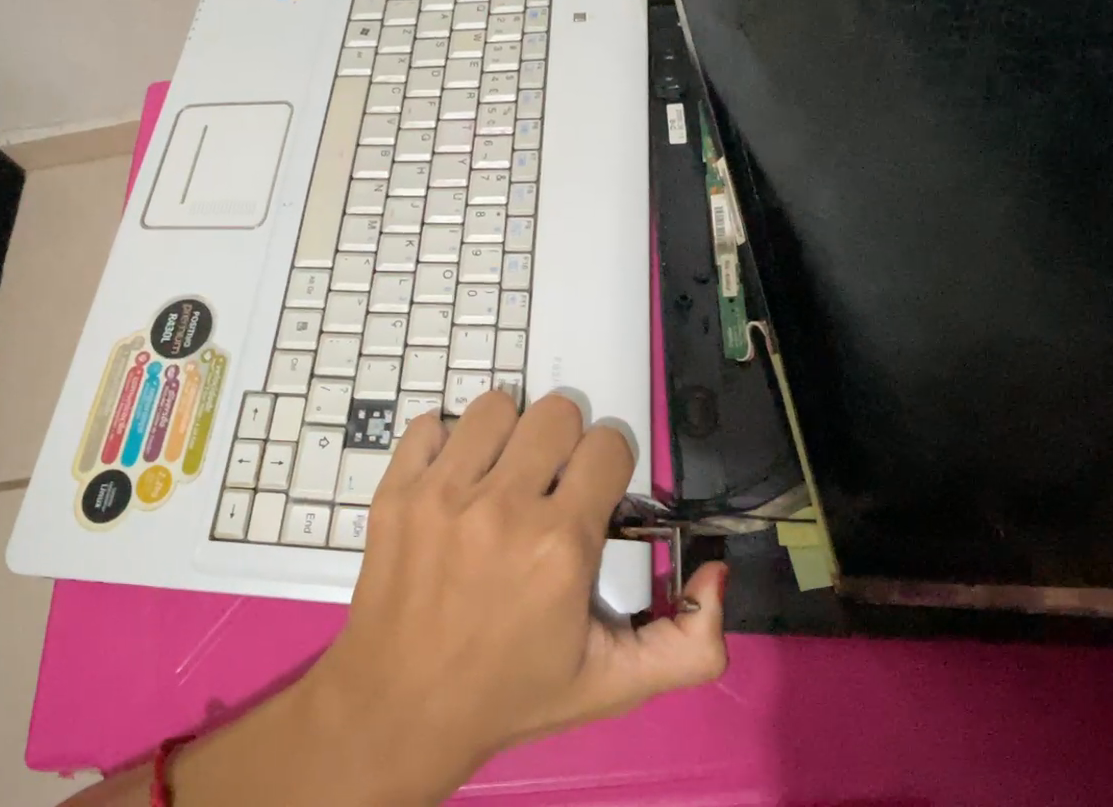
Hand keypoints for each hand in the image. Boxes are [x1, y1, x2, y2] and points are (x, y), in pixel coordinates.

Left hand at [298, 391, 729, 799]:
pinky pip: (432, 423)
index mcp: (561, 546)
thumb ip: (689, 643)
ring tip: (502, 475)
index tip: (595, 488)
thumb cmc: (511, 692)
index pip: (608, 445)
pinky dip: (449, 442)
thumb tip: (717, 573)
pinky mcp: (395, 489)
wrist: (401, 707)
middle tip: (551, 480)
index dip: (610, 463)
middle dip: (566, 441)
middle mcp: (502, 508)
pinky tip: (456, 480)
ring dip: (509, 433)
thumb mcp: (613, 684)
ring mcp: (441, 493)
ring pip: (496, 406)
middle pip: (556, 412)